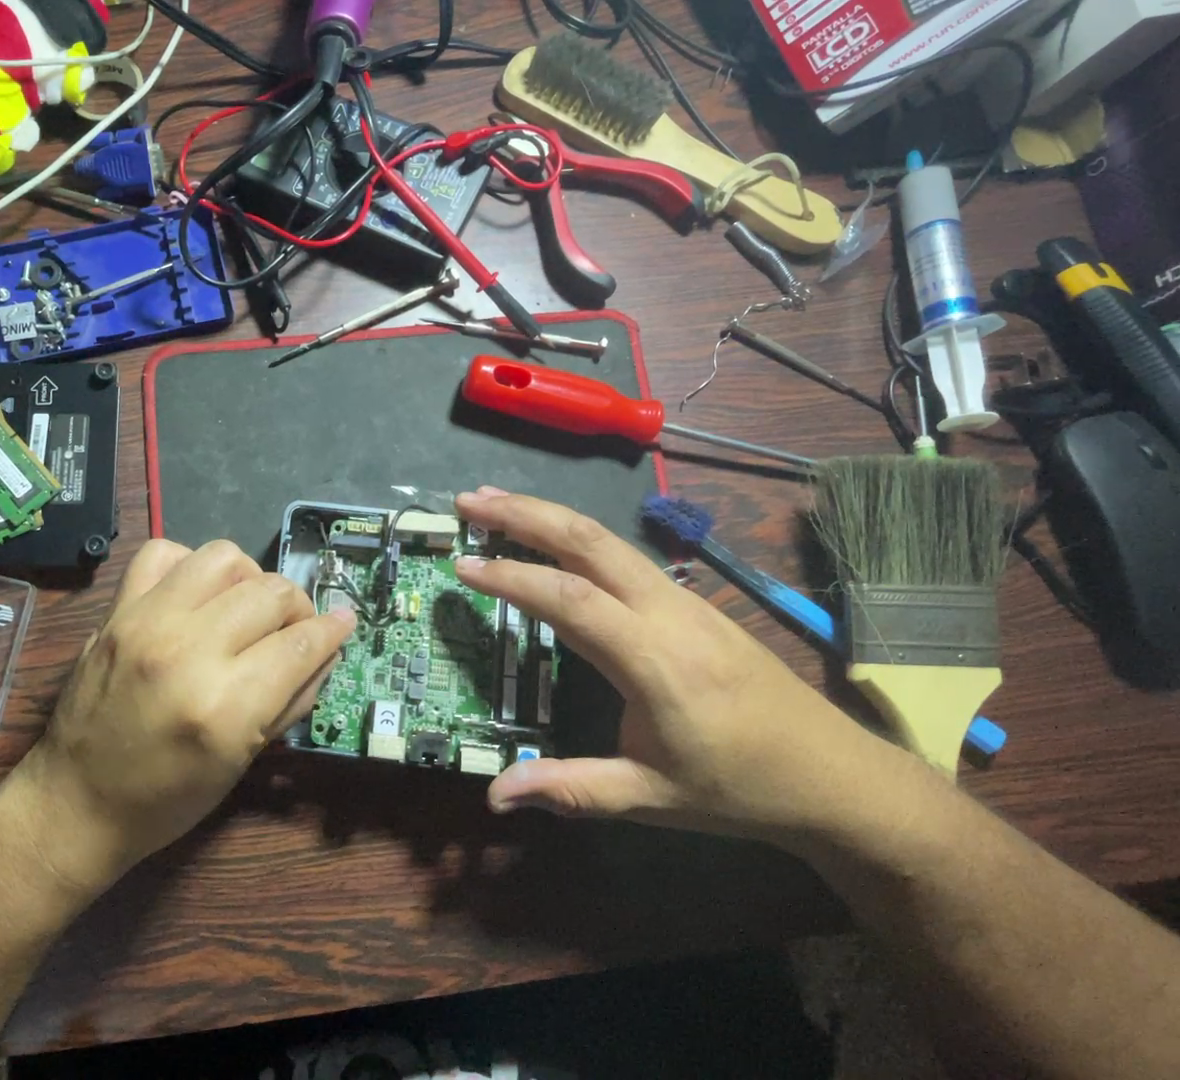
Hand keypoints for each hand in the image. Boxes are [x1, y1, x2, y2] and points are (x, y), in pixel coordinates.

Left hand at [15, 539, 355, 892]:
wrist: (77, 801)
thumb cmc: (167, 800)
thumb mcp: (242, 763)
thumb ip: (290, 700)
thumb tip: (324, 650)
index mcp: (226, 706)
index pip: (301, 642)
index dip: (332, 631)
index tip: (343, 623)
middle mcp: (189, 651)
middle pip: (270, 592)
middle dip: (296, 608)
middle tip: (290, 631)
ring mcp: (147, 623)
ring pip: (224, 557)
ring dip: (249, 578)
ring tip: (244, 608)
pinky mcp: (116, 612)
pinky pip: (162, 553)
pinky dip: (189, 566)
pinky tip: (195, 596)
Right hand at [453, 489, 890, 841]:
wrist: (837, 777)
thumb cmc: (739, 789)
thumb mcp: (649, 797)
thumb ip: (569, 789)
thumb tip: (493, 796)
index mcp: (656, 662)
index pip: (570, 600)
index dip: (512, 578)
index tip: (462, 567)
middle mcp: (670, 615)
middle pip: (590, 542)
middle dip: (524, 514)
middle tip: (468, 500)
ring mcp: (686, 603)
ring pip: (608, 541)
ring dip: (548, 517)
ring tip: (495, 505)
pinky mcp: (693, 605)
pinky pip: (624, 557)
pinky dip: (576, 538)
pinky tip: (551, 542)